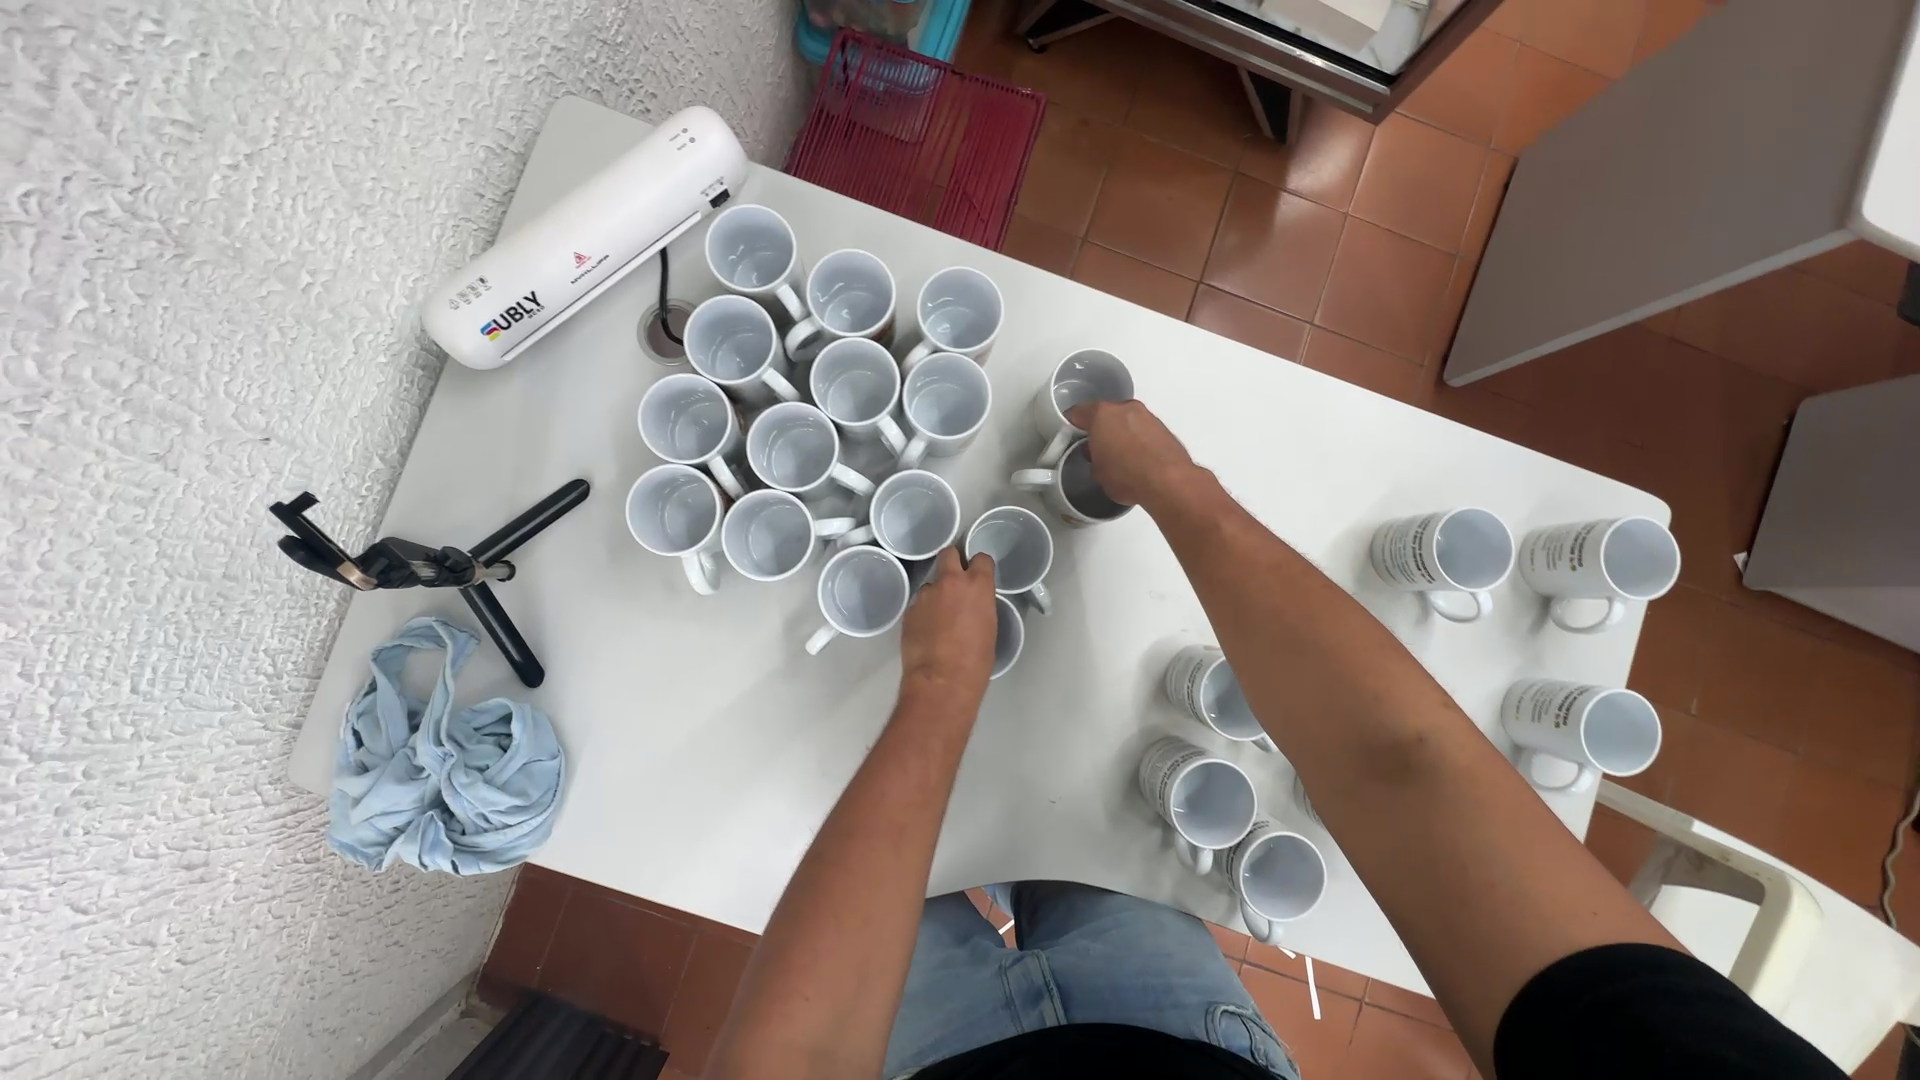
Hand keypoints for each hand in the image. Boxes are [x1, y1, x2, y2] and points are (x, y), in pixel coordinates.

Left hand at [898, 547, 998, 703]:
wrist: (941, 680)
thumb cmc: (976, 660)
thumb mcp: (989, 628)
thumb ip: (981, 606)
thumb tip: (972, 606)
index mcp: (977, 585)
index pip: (981, 558)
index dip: (980, 566)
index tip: (979, 575)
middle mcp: (950, 582)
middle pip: (948, 553)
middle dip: (952, 562)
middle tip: (955, 582)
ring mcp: (926, 595)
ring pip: (931, 584)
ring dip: (935, 595)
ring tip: (938, 618)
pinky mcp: (909, 610)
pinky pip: (919, 604)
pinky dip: (923, 613)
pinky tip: (926, 632)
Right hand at [1065, 399, 1196, 508]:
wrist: (1168, 482)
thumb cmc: (1129, 475)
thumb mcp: (1098, 473)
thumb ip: (1093, 458)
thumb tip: (1098, 457)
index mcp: (1101, 414)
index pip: (1078, 412)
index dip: (1070, 424)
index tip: (1068, 433)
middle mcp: (1124, 408)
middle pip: (1104, 414)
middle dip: (1098, 429)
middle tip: (1094, 447)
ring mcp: (1146, 416)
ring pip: (1125, 420)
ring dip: (1119, 433)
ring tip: (1117, 456)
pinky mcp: (1162, 427)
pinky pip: (1141, 429)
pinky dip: (1136, 439)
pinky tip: (1136, 458)